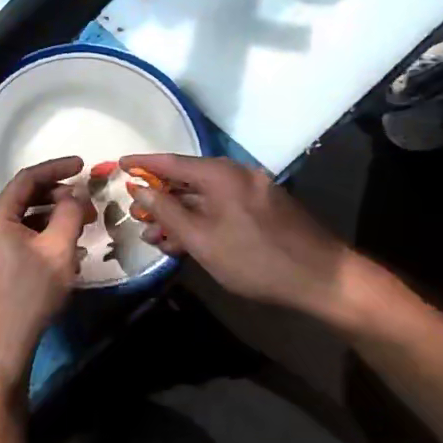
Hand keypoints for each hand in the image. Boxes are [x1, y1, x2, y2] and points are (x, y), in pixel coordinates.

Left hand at [0, 157, 93, 386]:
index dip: (56, 168)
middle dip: (59, 195)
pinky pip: (23, 235)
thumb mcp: (58, 250)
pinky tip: (68, 245)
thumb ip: (69, 214)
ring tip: (84, 223)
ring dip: (55, 216)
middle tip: (88, 203)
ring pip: (26, 217)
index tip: (82, 165)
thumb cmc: (31, 292)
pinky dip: (46, 233)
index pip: (27, 178)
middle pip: (26, 197)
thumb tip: (75, 194)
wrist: (5, 340)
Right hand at [120, 153, 393, 330]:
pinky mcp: (264, 209)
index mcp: (220, 174)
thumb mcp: (201, 238)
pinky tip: (186, 241)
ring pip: (204, 197)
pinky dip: (200, 220)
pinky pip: (221, 207)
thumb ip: (166, 211)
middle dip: (159, 198)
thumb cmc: (255, 258)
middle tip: (136, 215)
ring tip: (155, 237)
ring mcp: (253, 191)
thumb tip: (138, 189)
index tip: (119, 164)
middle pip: (187, 180)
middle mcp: (236, 174)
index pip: (170, 162)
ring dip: (178, 215)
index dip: (142, 164)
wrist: (324, 280)